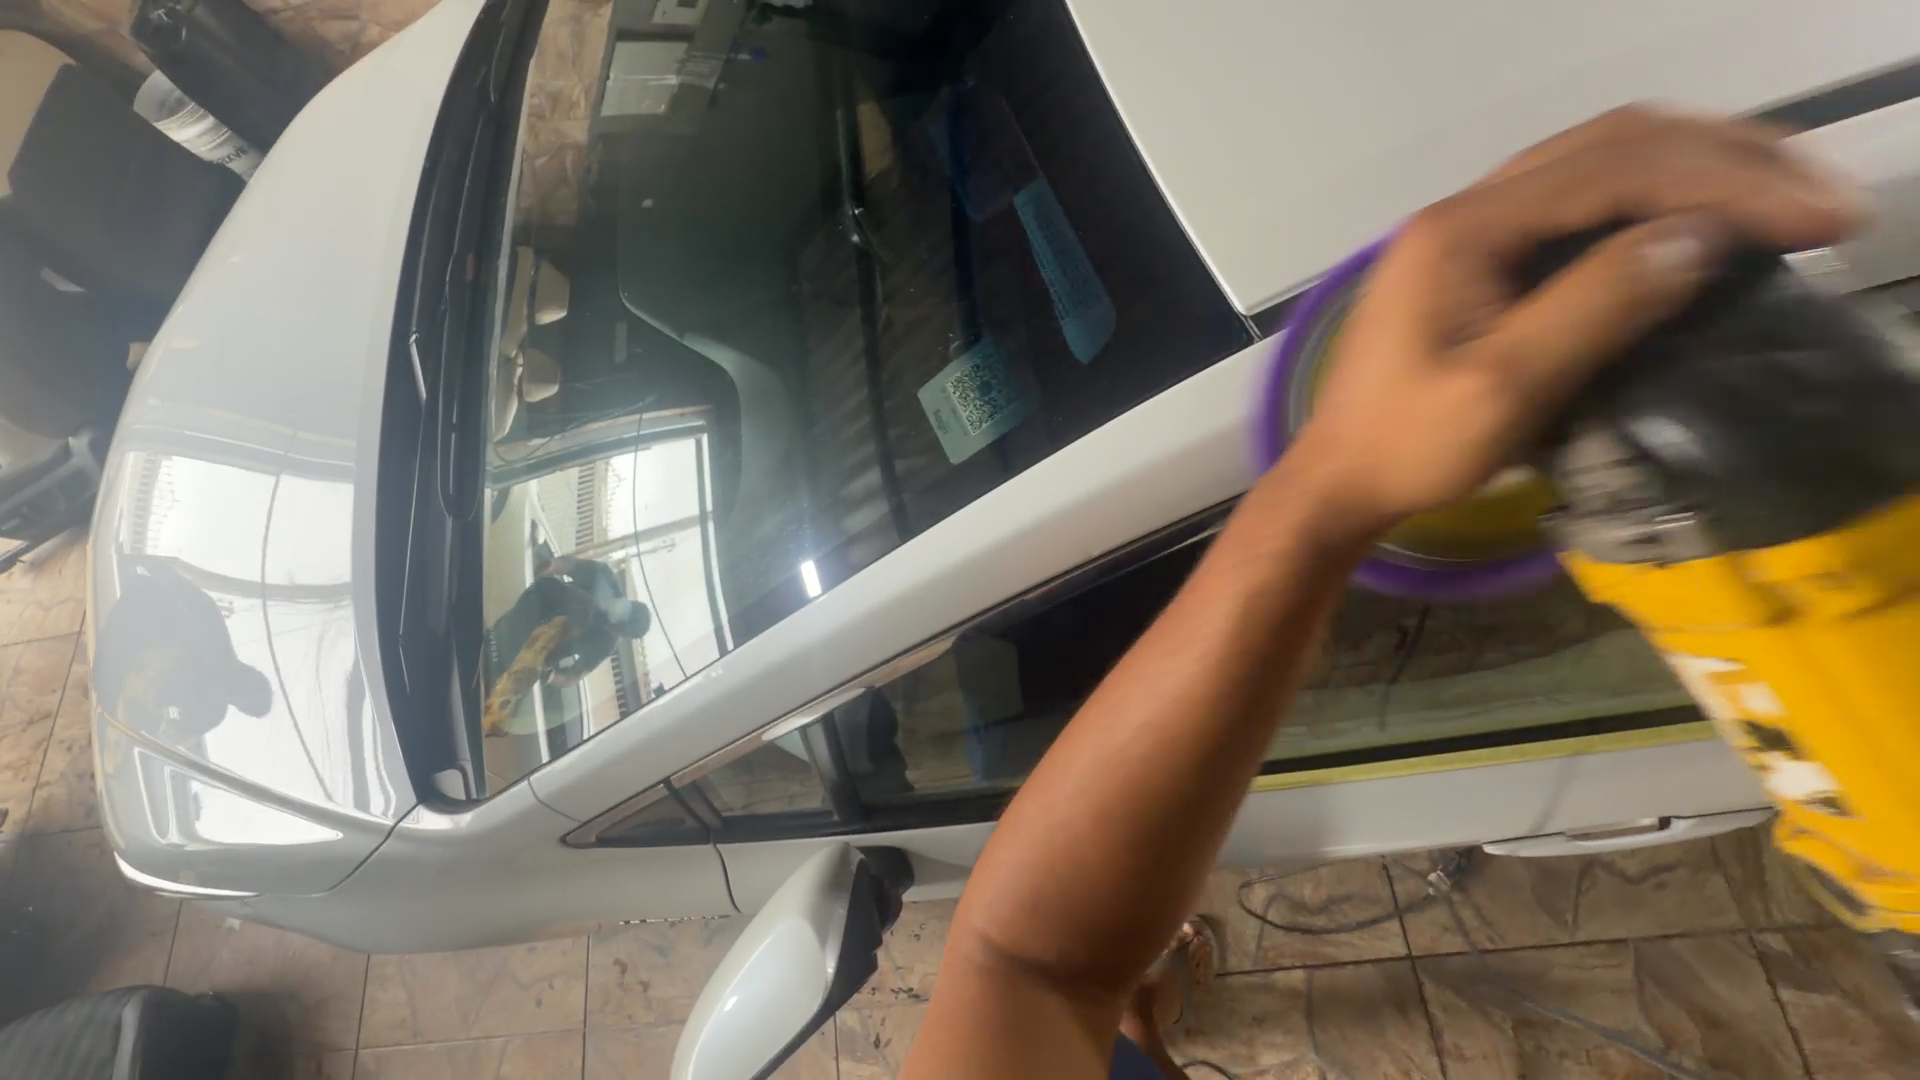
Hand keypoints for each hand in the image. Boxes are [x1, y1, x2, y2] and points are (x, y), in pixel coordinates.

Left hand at [1281, 106, 1859, 537]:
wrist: (1338, 480)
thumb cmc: (1408, 447)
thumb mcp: (1503, 386)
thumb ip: (1597, 305)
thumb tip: (1700, 234)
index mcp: (1460, 232)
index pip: (1617, 167)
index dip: (1731, 181)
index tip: (1824, 220)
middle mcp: (1455, 217)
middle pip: (1606, 147)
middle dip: (1721, 160)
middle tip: (1813, 202)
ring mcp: (1454, 241)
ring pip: (1586, 172)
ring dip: (1684, 176)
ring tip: (1771, 206)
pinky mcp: (1460, 271)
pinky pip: (1561, 214)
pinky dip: (1634, 211)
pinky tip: (1680, 235)